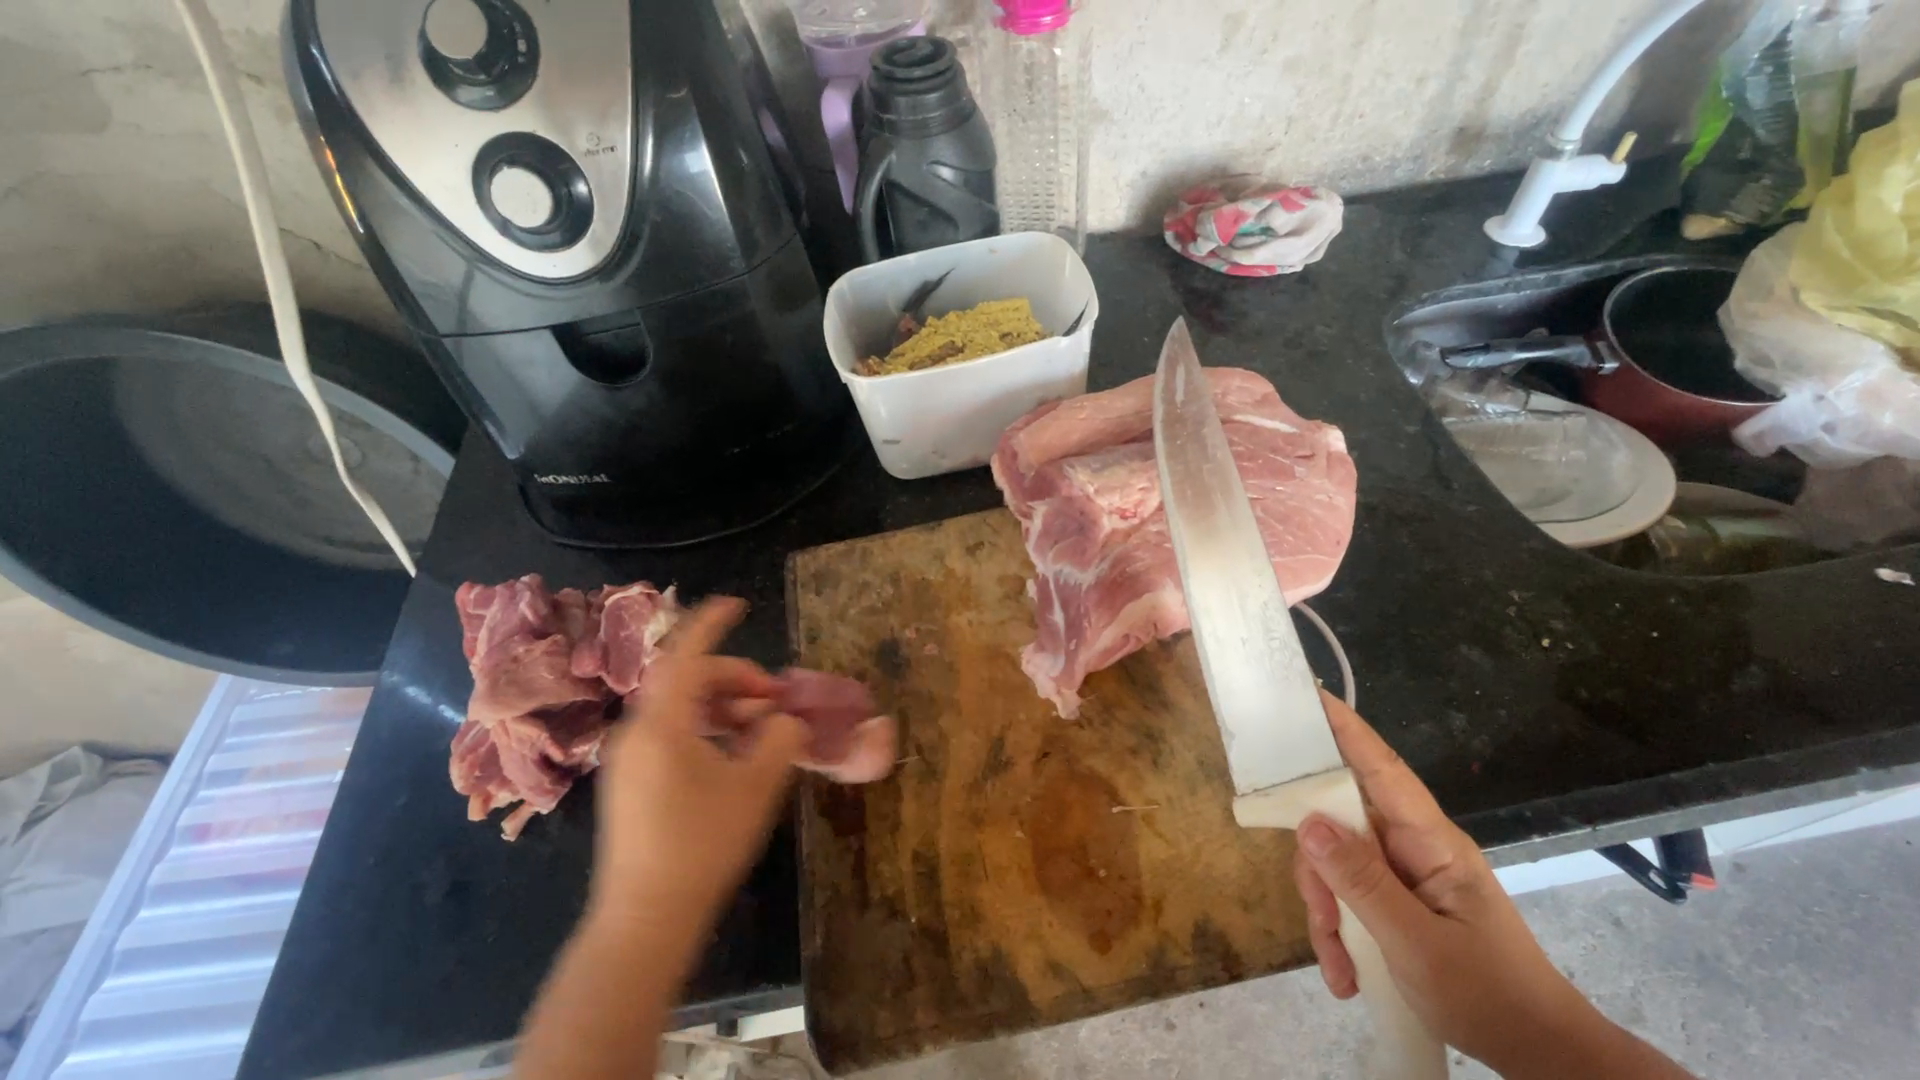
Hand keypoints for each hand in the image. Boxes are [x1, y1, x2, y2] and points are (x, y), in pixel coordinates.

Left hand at [589, 597, 807, 934]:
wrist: (644, 918)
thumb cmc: (703, 845)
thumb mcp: (756, 787)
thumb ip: (781, 740)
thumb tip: (787, 720)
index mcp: (661, 724)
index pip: (688, 656)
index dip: (713, 624)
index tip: (739, 604)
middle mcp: (635, 733)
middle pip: (686, 684)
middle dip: (735, 680)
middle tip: (775, 700)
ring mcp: (626, 761)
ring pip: (677, 712)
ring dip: (722, 708)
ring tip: (760, 730)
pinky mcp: (627, 786)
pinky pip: (667, 738)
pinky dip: (703, 731)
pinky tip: (731, 758)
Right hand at [1292, 690, 1692, 1078]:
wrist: (1540, 1054)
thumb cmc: (1488, 995)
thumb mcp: (1415, 944)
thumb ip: (1360, 881)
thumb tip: (1308, 822)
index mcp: (1432, 843)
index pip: (1383, 771)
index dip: (1346, 732)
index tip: (1310, 696)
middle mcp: (1415, 847)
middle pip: (1341, 827)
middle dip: (1320, 875)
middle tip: (1322, 924)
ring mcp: (1407, 875)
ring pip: (1338, 867)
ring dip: (1329, 916)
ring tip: (1341, 970)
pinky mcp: (1399, 902)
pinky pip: (1351, 898)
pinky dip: (1342, 935)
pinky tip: (1348, 975)